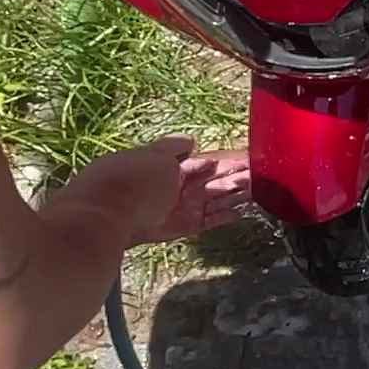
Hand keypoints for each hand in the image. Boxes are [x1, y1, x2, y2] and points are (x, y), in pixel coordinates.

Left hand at [128, 143, 252, 244]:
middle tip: (261, 176)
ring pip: (214, 200)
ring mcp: (178, 209)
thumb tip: (190, 140)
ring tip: (259, 191)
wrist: (107, 217)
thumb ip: (173, 147)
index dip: (228, 161)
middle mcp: (174, 188)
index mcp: (168, 167)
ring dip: (235, 195)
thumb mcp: (154, 156)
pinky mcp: (181, 228)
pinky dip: (224, 217)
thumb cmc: (134, 180)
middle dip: (236, 178)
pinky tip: (241, 213)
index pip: (205, 163)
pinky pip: (208, 221)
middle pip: (212, 181)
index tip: (251, 159)